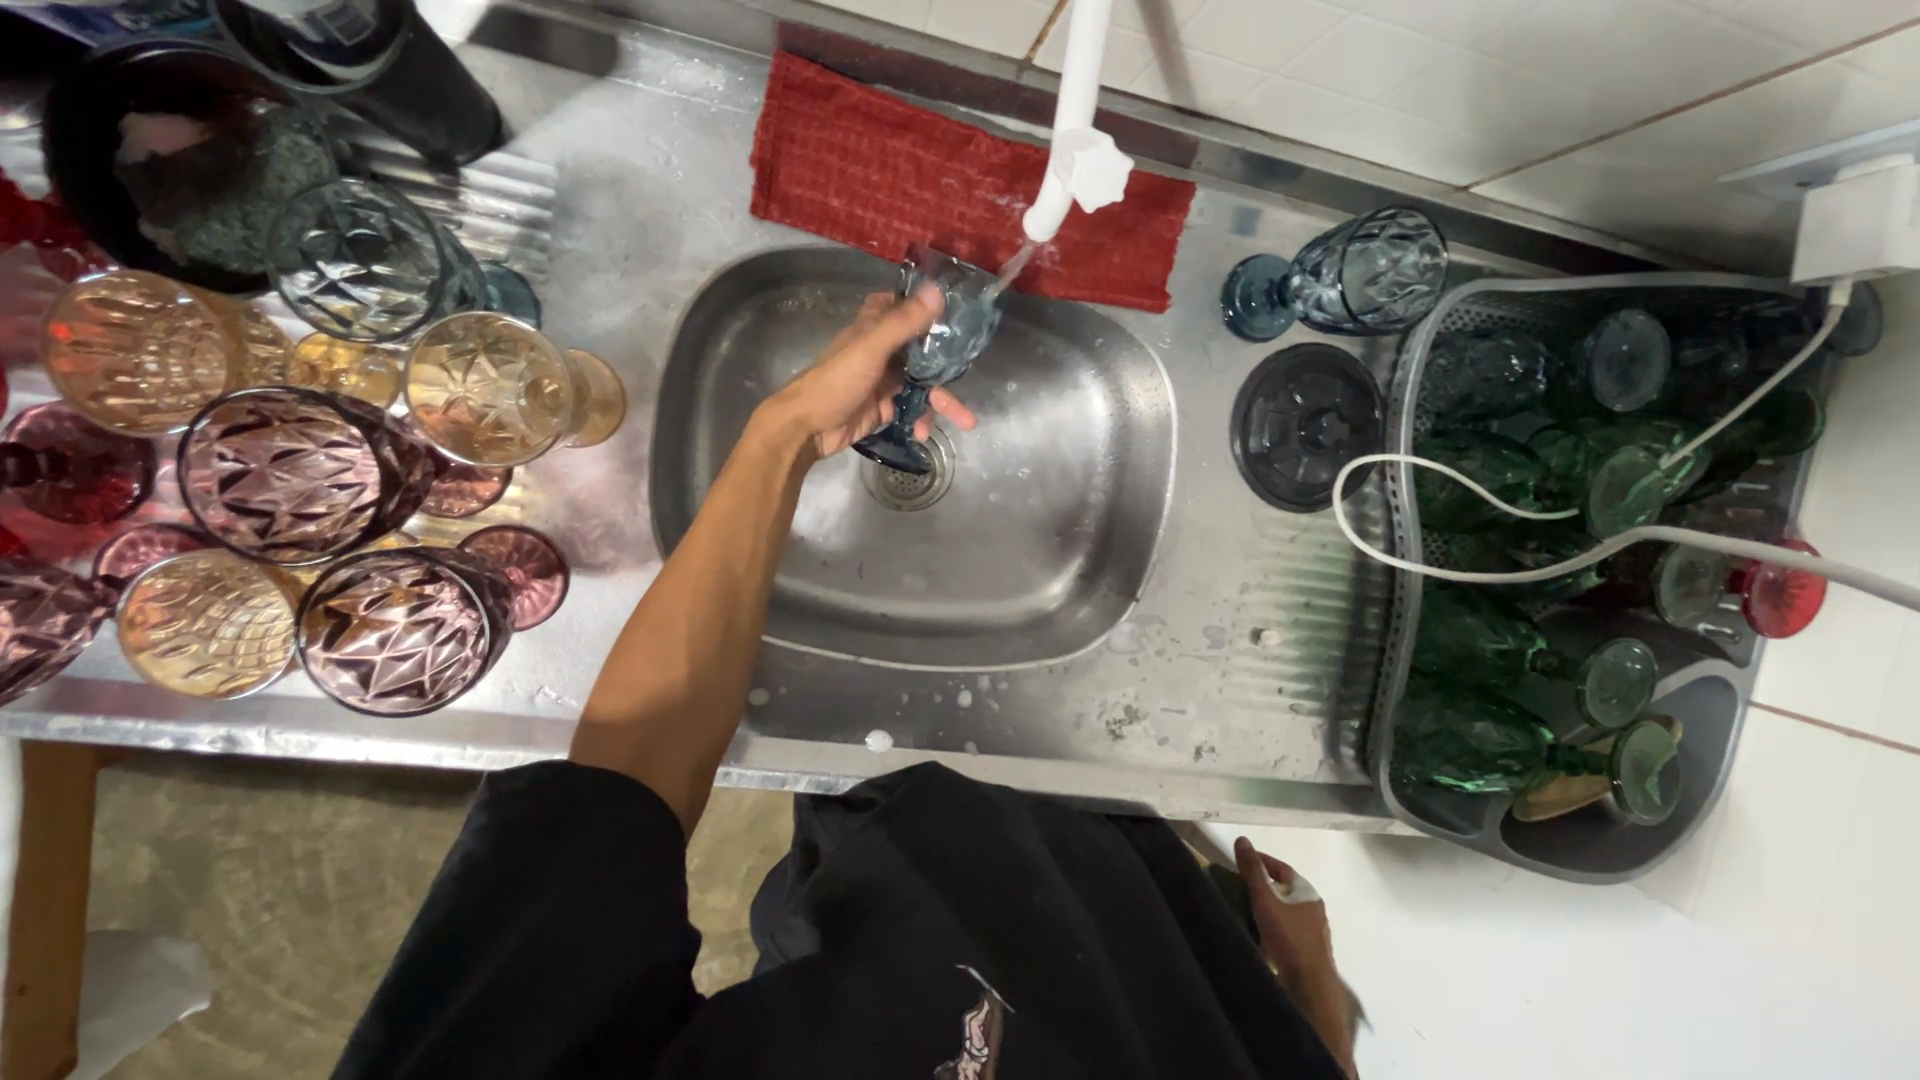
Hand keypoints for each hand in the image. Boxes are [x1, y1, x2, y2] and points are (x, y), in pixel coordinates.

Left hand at [763, 286, 977, 458]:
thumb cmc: (836, 381)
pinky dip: (922, 419)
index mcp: (874, 329)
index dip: (921, 305)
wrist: (807, 427)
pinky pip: (912, 410)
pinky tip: (923, 433)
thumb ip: (904, 322)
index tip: (952, 311)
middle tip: (970, 375)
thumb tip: (938, 290)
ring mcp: (883, 382)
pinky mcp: (883, 408)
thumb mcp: (871, 348)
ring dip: (941, 401)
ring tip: (965, 421)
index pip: (898, 306)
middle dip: (946, 366)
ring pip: (921, 384)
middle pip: (921, 351)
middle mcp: (881, 352)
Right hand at [1235, 837, 1334, 985]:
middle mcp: (1314, 909)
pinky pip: (1287, 930)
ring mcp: (1314, 932)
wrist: (1310, 987)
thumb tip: (1242, 839)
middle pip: (1285, 890)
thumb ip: (1253, 871)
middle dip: (1263, 885)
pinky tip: (1260, 934)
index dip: (1261, 861)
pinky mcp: (1309, 952)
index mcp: (1307, 894)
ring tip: (1245, 909)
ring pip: (1287, 911)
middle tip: (1239, 885)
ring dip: (1268, 907)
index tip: (1241, 860)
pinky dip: (1272, 926)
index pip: (1282, 868)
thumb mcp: (1265, 900)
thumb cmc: (1288, 938)